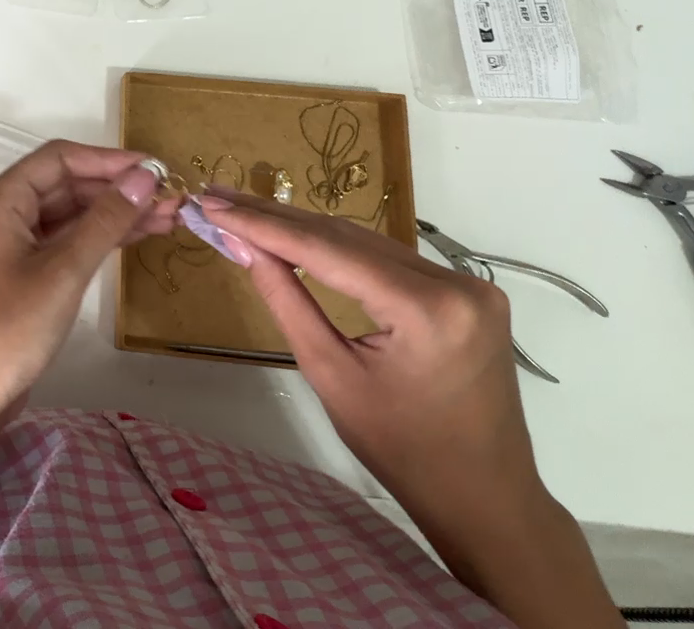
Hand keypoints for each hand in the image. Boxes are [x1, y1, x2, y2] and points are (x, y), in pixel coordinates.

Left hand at [0, 141, 177, 458]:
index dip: (108, 159)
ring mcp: (14, 243)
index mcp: (1, 201)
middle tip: (171, 196)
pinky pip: (67, 239)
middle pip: (66, 184)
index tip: (155, 168)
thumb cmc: (12, 326)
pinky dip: (100, 237)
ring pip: (70, 213)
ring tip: (170, 216)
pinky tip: (140, 236)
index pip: (58, 159)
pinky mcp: (26, 270)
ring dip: (115, 213)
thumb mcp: (65, 270)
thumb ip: (105, 220)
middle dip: (117, 188)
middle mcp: (4, 213)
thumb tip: (145, 177)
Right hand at [194, 189, 542, 516]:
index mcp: (428, 308)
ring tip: (243, 210)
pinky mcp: (464, 292)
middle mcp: (456, 282)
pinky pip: (386, 258)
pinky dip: (335, 248)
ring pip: (365, 242)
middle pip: (346, 237)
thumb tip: (242, 245)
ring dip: (302, 228)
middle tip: (217, 198)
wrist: (481, 494)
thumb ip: (285, 299)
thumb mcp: (329, 372)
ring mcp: (467, 284)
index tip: (212, 205)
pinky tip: (295, 236)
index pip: (326, 250)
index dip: (262, 225)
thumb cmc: (399, 447)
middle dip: (276, 218)